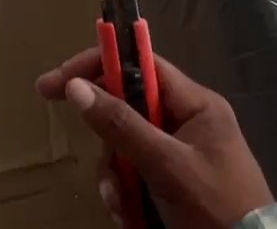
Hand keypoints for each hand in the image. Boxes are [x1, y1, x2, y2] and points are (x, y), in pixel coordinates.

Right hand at [37, 48, 272, 228]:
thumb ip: (121, 125)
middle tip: (103, 175)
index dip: (95, 66)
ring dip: (116, 177)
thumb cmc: (220, 211)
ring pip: (125, 144)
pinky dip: (126, 193)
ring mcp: (180, 152)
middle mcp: (186, 121)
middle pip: (125, 107)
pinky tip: (130, 217)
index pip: (137, 63)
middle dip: (109, 144)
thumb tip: (73, 86)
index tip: (56, 84)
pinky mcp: (174, 180)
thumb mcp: (168, 167)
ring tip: (122, 208)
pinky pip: (134, 171)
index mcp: (195, 104)